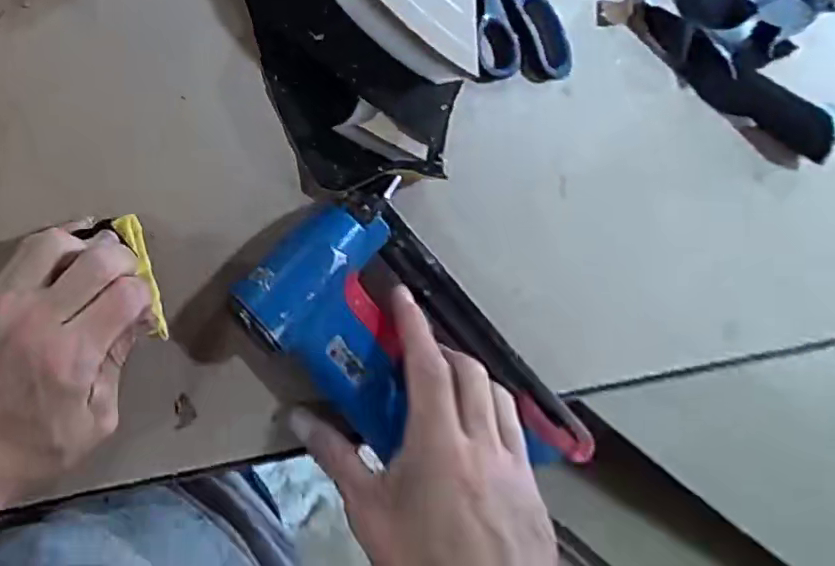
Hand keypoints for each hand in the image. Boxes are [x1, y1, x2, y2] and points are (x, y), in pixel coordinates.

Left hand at [0, 223, 153, 509]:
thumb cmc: (41, 443)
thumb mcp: (98, 419)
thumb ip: (119, 359)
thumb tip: (139, 311)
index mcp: (71, 359)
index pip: (125, 296)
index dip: (144, 294)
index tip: (143, 307)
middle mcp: (41, 321)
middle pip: (98, 260)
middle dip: (126, 261)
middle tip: (129, 277)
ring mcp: (13, 302)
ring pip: (59, 242)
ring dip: (88, 246)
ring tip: (97, 263)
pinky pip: (30, 247)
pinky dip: (59, 239)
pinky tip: (76, 246)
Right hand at [294, 286, 554, 565]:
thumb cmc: (422, 561)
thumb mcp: (370, 512)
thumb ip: (336, 458)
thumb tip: (299, 418)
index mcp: (439, 442)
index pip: (427, 364)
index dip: (413, 324)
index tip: (402, 295)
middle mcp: (483, 444)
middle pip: (469, 371)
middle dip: (442, 348)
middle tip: (416, 350)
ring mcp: (515, 468)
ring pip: (500, 397)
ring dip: (473, 378)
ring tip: (448, 387)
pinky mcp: (535, 494)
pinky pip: (517, 434)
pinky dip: (496, 414)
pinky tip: (479, 436)